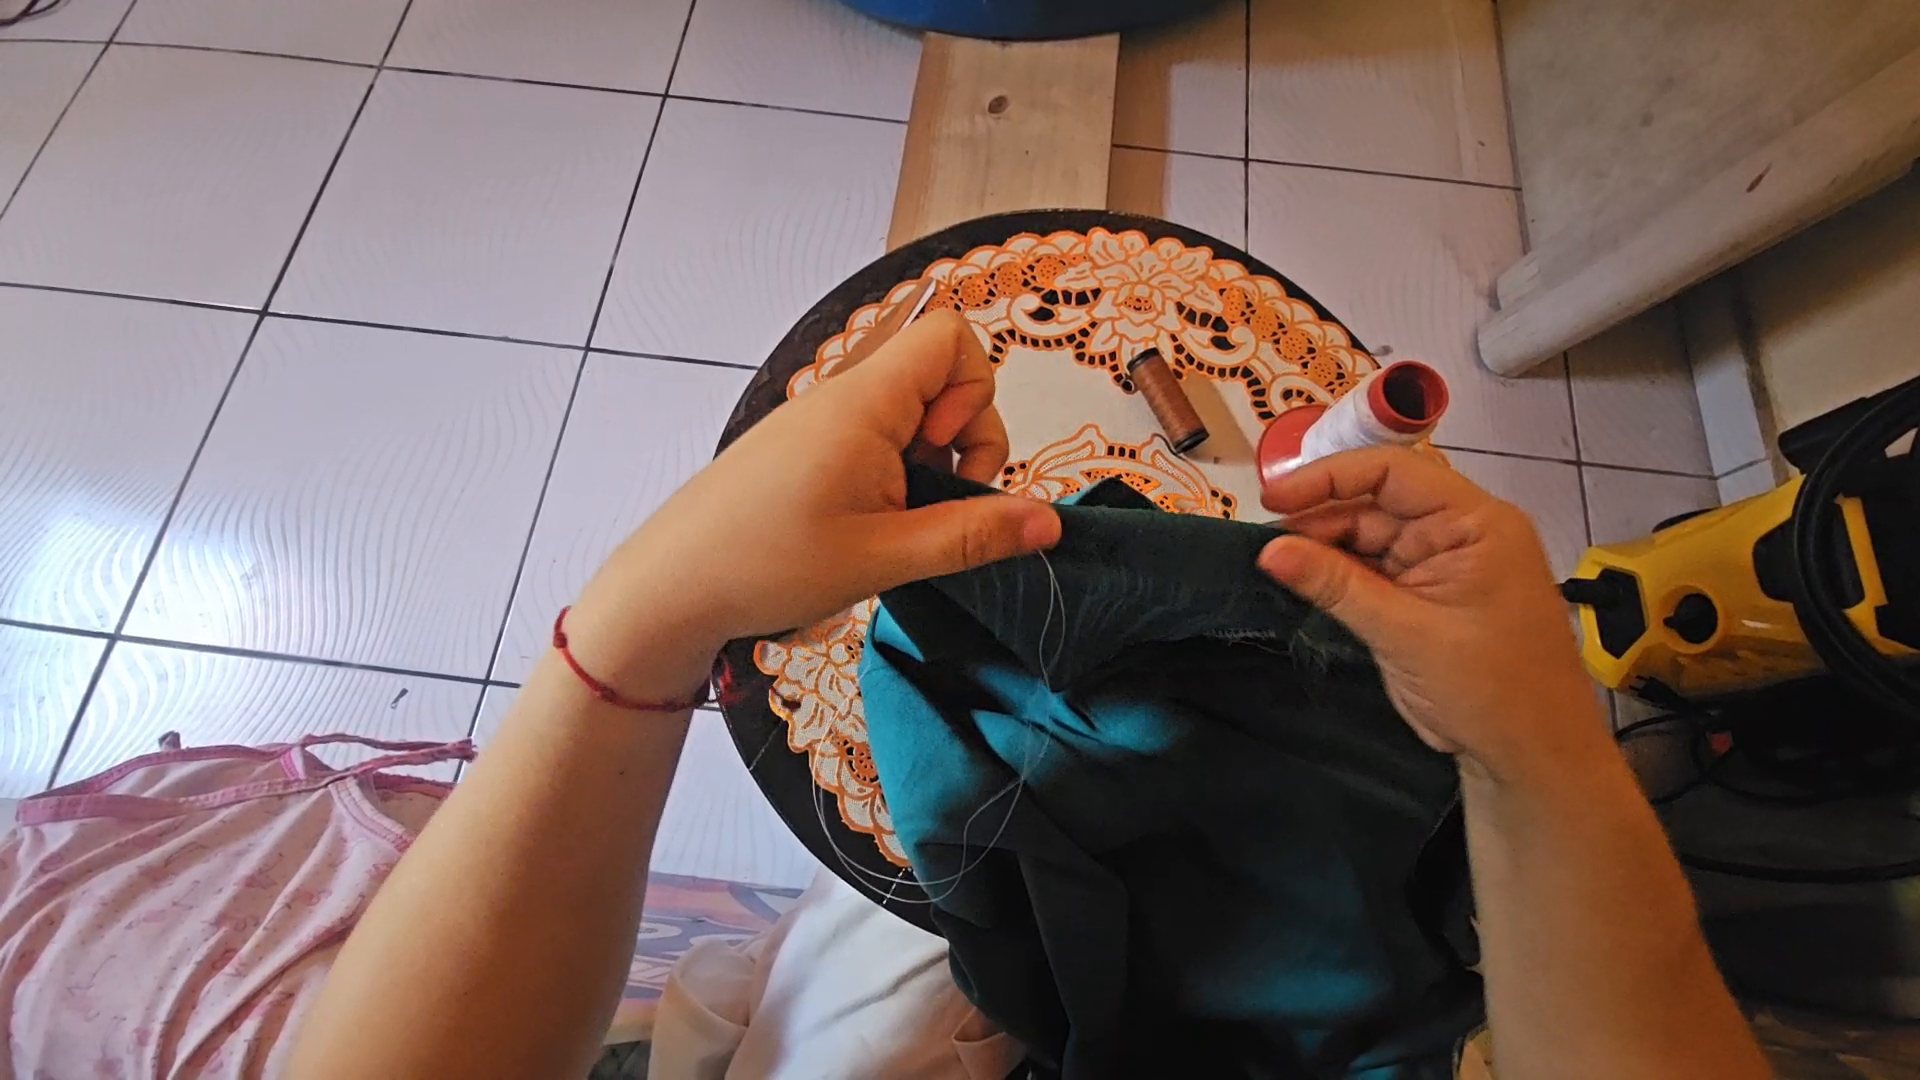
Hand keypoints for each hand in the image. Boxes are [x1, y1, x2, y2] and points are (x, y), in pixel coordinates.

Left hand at [563, 309, 1061, 695]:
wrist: (671, 586)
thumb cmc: (767, 565)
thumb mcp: (885, 556)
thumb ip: (974, 534)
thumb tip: (1050, 521)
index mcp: (864, 401)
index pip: (951, 337)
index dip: (973, 395)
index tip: (944, 458)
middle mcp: (845, 395)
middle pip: (942, 376)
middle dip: (961, 438)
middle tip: (928, 503)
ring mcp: (824, 419)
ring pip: (912, 411)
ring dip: (927, 462)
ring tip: (894, 521)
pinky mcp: (811, 445)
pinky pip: (878, 435)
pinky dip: (895, 472)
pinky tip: (869, 520)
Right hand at [1256, 447, 1605, 779]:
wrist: (1529, 757)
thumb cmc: (1489, 689)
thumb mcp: (1405, 632)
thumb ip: (1334, 585)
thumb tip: (1267, 550)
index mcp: (1473, 524)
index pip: (1392, 473)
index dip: (1328, 477)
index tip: (1273, 499)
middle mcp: (1454, 533)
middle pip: (1371, 504)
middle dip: (1316, 520)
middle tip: (1264, 545)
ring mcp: (1434, 564)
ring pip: (1361, 538)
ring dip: (1318, 549)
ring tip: (1273, 563)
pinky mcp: (1416, 595)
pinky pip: (1364, 570)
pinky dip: (1330, 574)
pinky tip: (1297, 580)